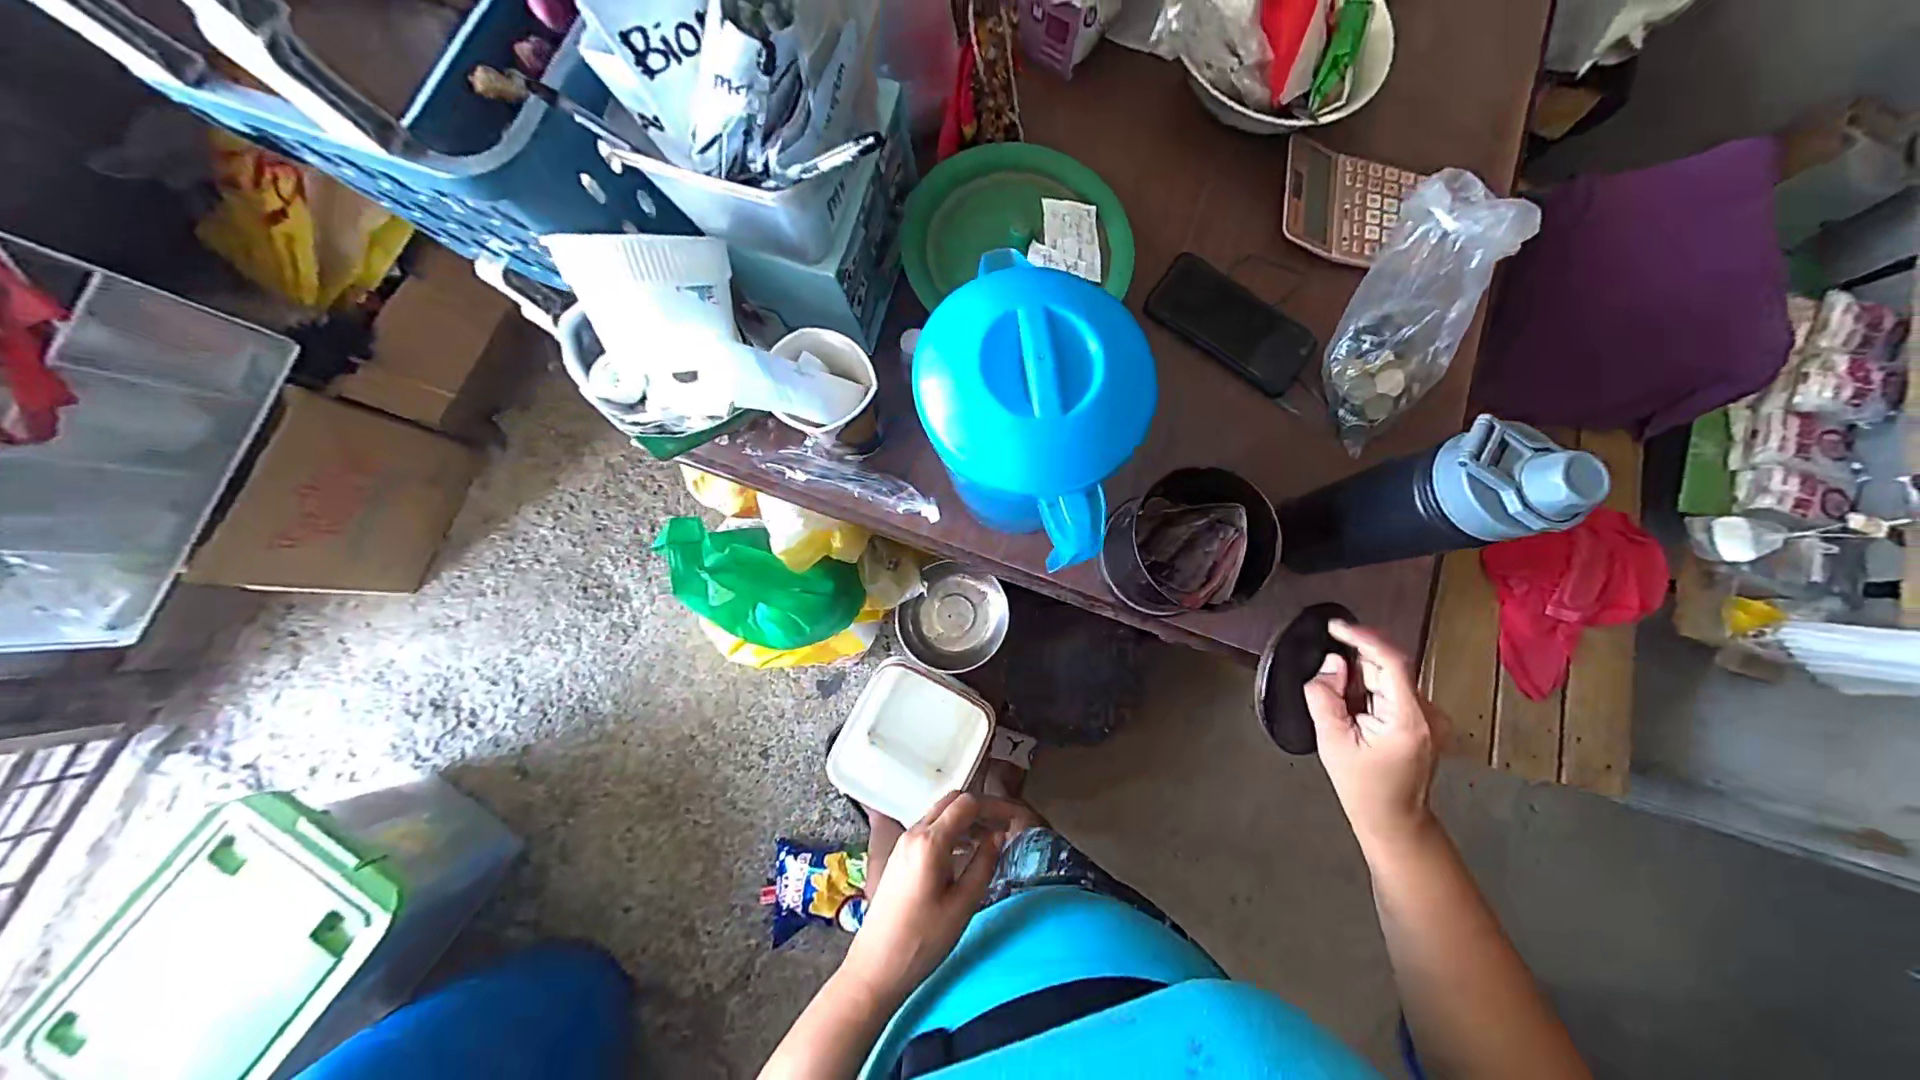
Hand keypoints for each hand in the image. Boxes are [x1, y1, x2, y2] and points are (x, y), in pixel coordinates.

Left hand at [839, 793, 1030, 1003]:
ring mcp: (904, 843)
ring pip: (940, 814)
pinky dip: (953, 830)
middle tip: (1006, 825)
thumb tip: (998, 836)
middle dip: (982, 808)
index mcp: (929, 842)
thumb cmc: (921, 941)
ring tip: (993, 838)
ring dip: (967, 819)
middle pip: (952, 801)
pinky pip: (930, 829)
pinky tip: (967, 850)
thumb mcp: (962, 905)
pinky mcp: (900, 855)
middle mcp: (914, 833)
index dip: (996, 806)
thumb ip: (983, 864)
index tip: (1016, 818)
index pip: (967, 804)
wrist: (876, 967)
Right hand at [1304, 620, 1443, 856]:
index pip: (1391, 661)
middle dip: (1354, 664)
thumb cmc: (1362, 786)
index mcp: (1409, 719)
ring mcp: (1431, 717)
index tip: (1336, 627)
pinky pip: (1393, 690)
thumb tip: (1330, 663)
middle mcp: (1429, 713)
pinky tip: (1354, 709)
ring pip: (1389, 678)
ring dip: (1360, 678)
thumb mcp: (1332, 740)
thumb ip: (1326, 695)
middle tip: (1326, 678)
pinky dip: (1369, 689)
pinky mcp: (1425, 721)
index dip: (1363, 638)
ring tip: (1341, 704)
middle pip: (1388, 669)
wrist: (1393, 819)